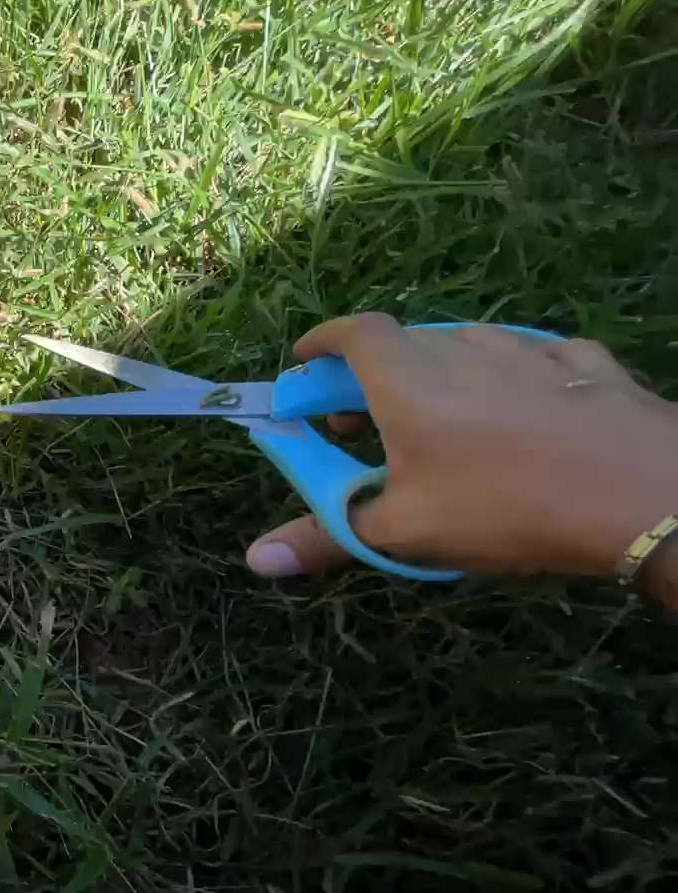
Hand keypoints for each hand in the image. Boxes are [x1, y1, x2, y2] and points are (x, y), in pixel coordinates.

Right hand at [244, 313, 677, 580]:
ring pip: (466, 341)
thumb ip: (324, 537)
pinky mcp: (595, 370)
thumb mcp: (402, 530)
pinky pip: (536, 352)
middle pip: (403, 341)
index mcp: (411, 386)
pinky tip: (516, 394)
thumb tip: (255, 559)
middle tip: (356, 418)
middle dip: (366, 372)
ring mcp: (537, 357)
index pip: (356, 333)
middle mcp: (467, 356)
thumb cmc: (511, 509)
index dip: (323, 338)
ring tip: (432, 407)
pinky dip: (508, 367)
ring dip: (433, 365)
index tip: (304, 359)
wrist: (662, 505)